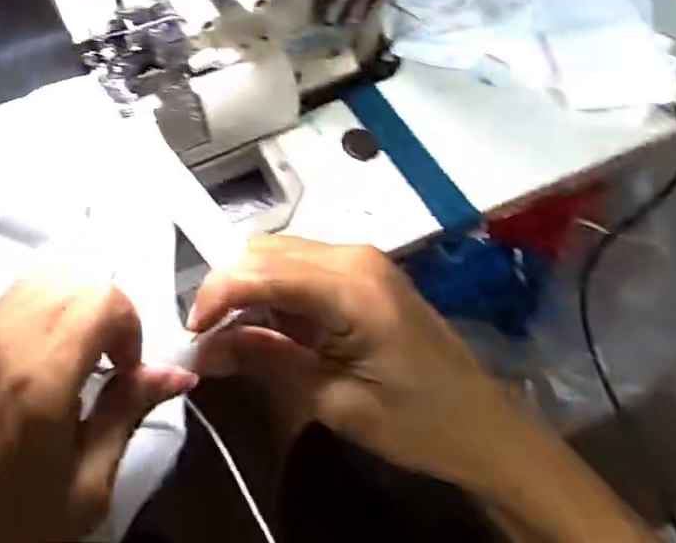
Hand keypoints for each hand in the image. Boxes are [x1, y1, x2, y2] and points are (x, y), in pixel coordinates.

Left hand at [0, 277, 196, 542]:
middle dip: (110, 312)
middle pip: (81, 281)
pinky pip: (23, 290)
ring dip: (80, 303)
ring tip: (83, 352)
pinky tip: (54, 346)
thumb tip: (180, 373)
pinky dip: (52, 302)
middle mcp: (8, 339)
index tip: (128, 371)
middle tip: (112, 362)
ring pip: (51, 276)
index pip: (103, 300)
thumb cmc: (14, 525)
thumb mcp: (86, 486)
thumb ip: (128, 412)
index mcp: (40, 376)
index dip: (130, 327)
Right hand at [186, 236, 520, 489]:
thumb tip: (204, 351)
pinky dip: (276, 288)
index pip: (264, 269)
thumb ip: (267, 362)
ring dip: (250, 286)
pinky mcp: (362, 269)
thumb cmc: (415, 422)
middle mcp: (352, 255)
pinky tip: (271, 324)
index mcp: (350, 286)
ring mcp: (360, 257)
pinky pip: (302, 264)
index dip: (219, 292)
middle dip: (229, 286)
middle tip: (209, 338)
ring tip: (234, 334)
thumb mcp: (334, 402)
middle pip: (267, 250)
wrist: (484, 425)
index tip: (191, 332)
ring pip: (281, 252)